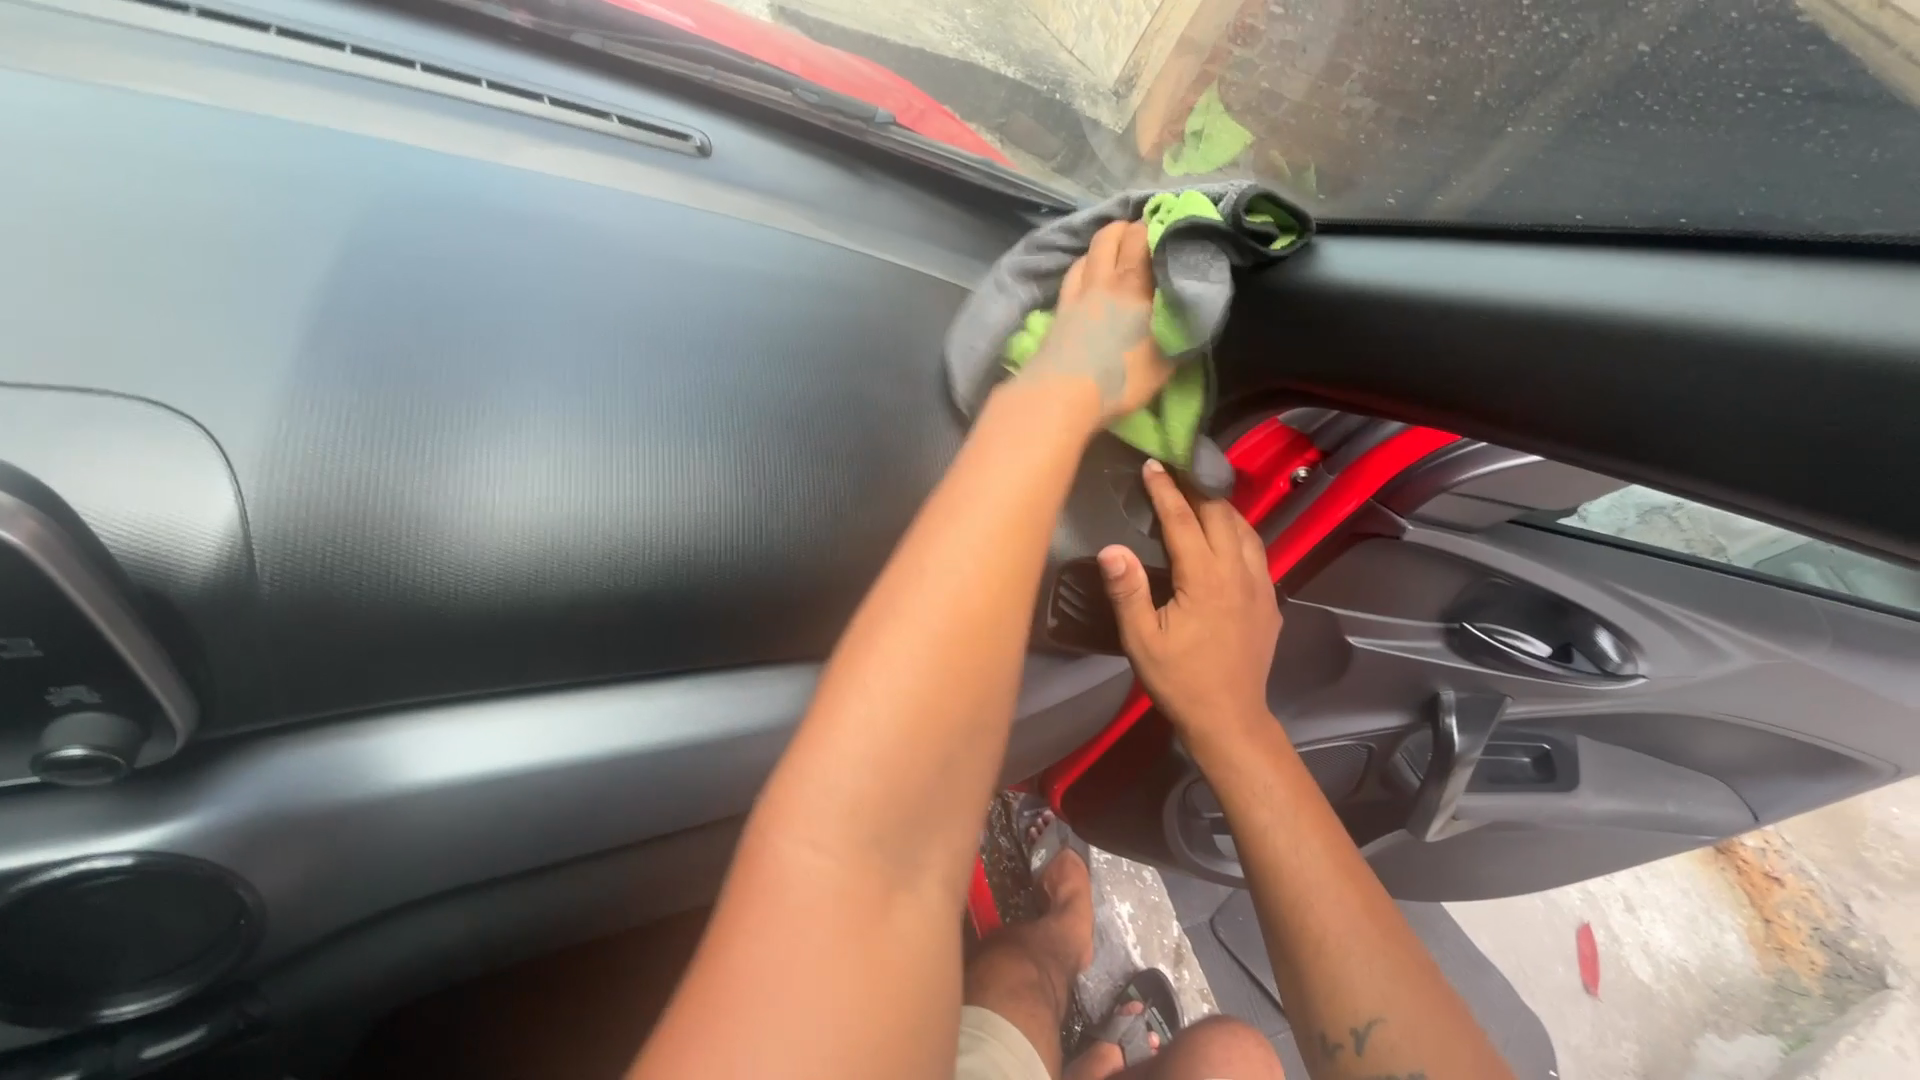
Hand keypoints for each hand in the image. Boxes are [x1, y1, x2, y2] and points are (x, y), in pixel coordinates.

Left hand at [1020, 220, 1173, 424]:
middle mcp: (1102, 281)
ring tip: (1114, 258)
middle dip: (1126, 229)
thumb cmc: (1122, 378)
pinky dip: (1083, 269)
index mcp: (1134, 285)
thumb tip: (1189, 314)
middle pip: (1109, 235)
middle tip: (1140, 238)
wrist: (1063, 395)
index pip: (1141, 237)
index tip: (1166, 232)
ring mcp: (1075, 295)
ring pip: (1086, 254)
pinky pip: (1071, 277)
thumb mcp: (1166, 360)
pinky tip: (1087, 281)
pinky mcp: (1057, 313)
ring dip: (1101, 248)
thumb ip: (1179, 331)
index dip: (1154, 227)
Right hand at [1098, 460, 1281, 737]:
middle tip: (1176, 475)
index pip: (1183, 520)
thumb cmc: (1180, 680)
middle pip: (1222, 516)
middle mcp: (1238, 573)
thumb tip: (1110, 547)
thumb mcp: (1142, 640)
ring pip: (1248, 531)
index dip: (1166, 490)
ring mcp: (1261, 587)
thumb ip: (1128, 590)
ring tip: (1202, 499)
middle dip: (1199, 490)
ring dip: (1224, 509)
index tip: (1153, 465)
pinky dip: (1241, 535)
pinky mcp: (1270, 603)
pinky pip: (1258, 554)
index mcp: (1205, 578)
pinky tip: (1229, 541)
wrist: (1229, 719)